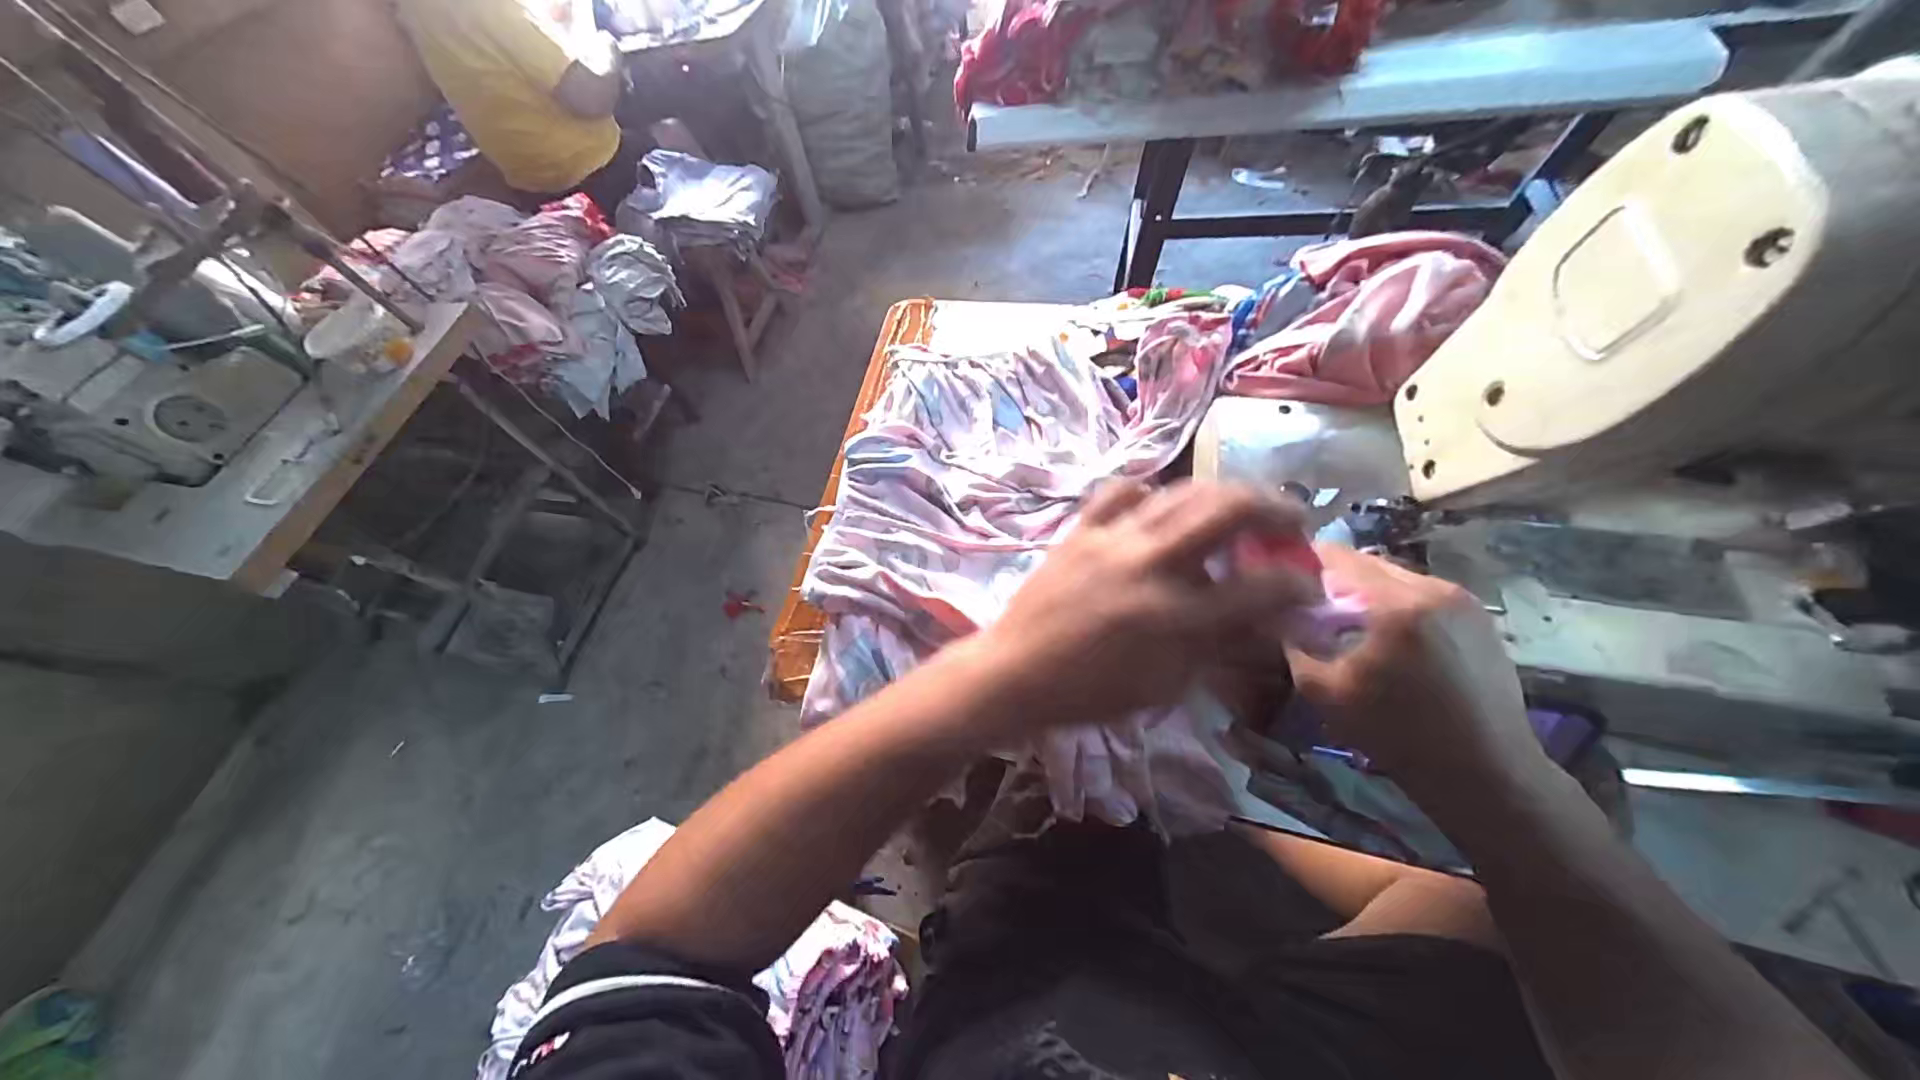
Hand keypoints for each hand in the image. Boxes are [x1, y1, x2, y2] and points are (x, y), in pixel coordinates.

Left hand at [969, 480, 1319, 733]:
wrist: (1014, 672)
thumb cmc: (1090, 692)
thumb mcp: (1164, 684)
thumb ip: (1216, 648)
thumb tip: (1265, 623)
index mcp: (1175, 616)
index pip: (1260, 588)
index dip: (1298, 584)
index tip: (1308, 584)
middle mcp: (1150, 564)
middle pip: (1229, 509)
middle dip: (1275, 509)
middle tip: (1290, 521)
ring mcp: (1112, 539)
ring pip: (1182, 491)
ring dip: (1222, 494)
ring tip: (1238, 507)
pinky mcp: (1080, 529)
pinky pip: (1123, 491)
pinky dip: (1152, 493)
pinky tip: (1160, 508)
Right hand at [1285, 546, 1547, 794]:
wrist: (1485, 773)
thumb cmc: (1398, 734)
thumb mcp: (1324, 690)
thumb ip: (1295, 642)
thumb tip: (1278, 614)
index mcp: (1397, 604)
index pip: (1338, 558)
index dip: (1304, 565)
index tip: (1283, 582)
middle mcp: (1436, 590)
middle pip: (1369, 565)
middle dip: (1336, 581)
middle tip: (1313, 608)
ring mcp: (1464, 602)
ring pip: (1397, 579)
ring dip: (1367, 594)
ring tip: (1349, 626)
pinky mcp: (1480, 620)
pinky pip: (1423, 597)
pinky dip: (1396, 607)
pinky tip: (1386, 640)